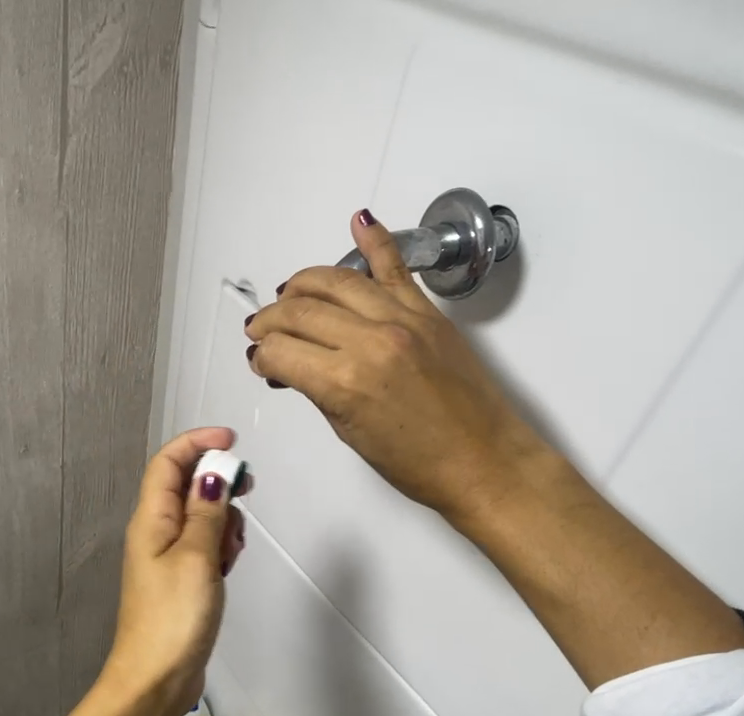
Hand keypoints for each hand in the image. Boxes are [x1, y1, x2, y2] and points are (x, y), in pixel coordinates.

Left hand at [101, 427, 249, 715]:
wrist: (155, 679)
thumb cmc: (173, 617)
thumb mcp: (196, 557)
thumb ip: (206, 512)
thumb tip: (212, 471)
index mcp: (150, 519)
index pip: (167, 462)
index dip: (197, 442)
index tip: (233, 440)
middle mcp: (155, 532)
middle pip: (185, 485)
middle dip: (217, 481)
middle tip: (246, 491)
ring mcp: (168, 557)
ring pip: (199, 516)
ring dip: (222, 518)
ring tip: (231, 548)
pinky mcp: (182, 580)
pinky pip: (204, 545)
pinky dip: (220, 545)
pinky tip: (229, 564)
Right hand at [244, 209, 548, 523]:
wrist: (484, 462)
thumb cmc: (420, 464)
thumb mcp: (350, 433)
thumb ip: (318, 390)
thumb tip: (293, 366)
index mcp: (344, 382)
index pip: (280, 351)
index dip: (261, 356)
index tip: (258, 361)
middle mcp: (370, 341)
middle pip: (300, 311)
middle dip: (271, 319)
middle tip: (260, 329)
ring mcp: (402, 320)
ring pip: (337, 280)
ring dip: (302, 284)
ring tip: (287, 294)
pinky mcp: (428, 313)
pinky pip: (395, 266)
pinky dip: (374, 241)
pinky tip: (359, 223)